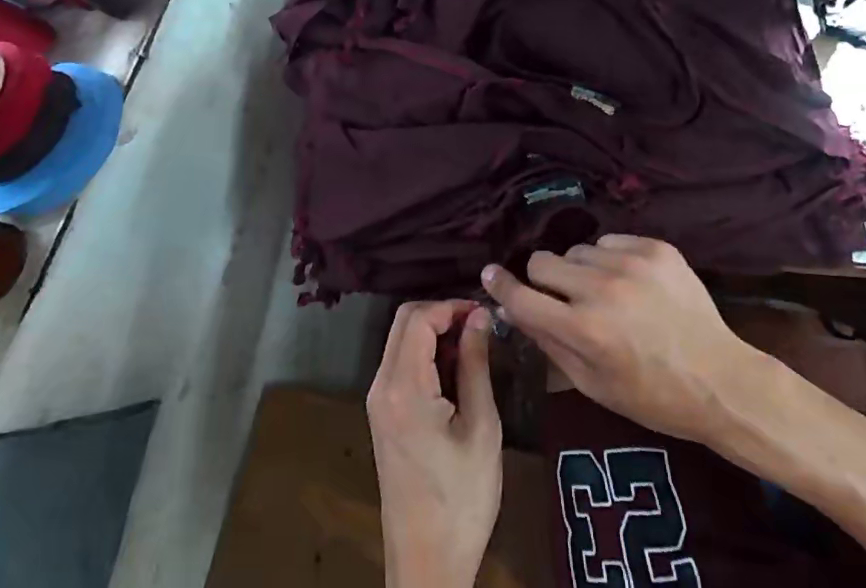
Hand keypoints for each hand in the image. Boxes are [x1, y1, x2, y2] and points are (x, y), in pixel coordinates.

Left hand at [367, 301, 501, 587]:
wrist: (427, 560)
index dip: (453, 305)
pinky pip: (402, 364)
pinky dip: (428, 354)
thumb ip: (476, 364)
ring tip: (477, 346)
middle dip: (443, 313)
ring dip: (436, 333)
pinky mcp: (383, 415)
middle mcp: (381, 387)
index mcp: (403, 388)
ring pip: (402, 341)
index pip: (419, 318)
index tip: (487, 313)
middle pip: (404, 322)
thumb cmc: (462, 497)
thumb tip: (480, 316)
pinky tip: (458, 369)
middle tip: (483, 326)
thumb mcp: (481, 426)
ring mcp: (378, 402)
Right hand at [481, 236, 763, 444]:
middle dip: (543, 280)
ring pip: (578, 250)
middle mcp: (602, 288)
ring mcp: (632, 262)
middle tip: (563, 299)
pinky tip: (631, 283)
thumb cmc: (651, 395)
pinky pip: (611, 240)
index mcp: (582, 330)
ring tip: (605, 294)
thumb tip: (516, 310)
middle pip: (543, 262)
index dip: (500, 286)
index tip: (490, 274)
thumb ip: (549, 343)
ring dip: (580, 270)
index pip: (522, 297)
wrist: (719, 379)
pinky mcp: (657, 248)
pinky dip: (611, 259)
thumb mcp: (591, 384)